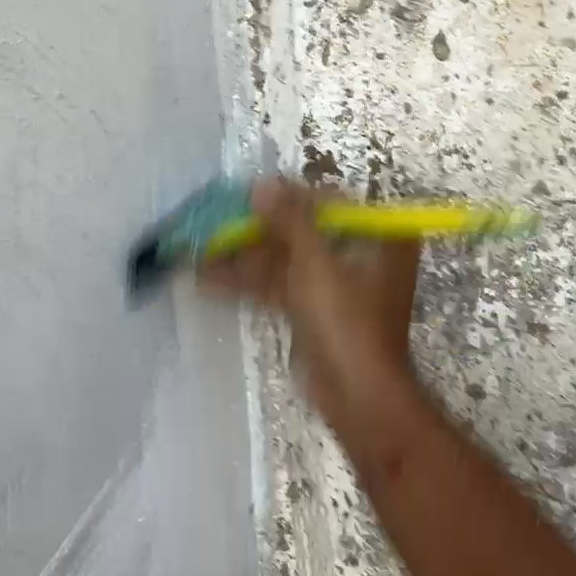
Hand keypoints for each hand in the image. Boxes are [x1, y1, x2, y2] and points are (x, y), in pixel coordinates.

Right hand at [197, 178, 421, 421]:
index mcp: (375, 237)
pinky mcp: (313, 311)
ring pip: (284, 260)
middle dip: (255, 230)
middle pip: (300, 231)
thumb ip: (288, 219)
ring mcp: (334, 285)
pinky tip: (208, 279)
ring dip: (244, 257)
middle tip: (215, 223)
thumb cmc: (345, 319)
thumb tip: (262, 184)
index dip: (285, 197)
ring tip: (200, 251)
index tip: (245, 195)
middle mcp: (358, 256)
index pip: (327, 202)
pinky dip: (248, 282)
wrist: (356, 391)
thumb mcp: (315, 261)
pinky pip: (278, 286)